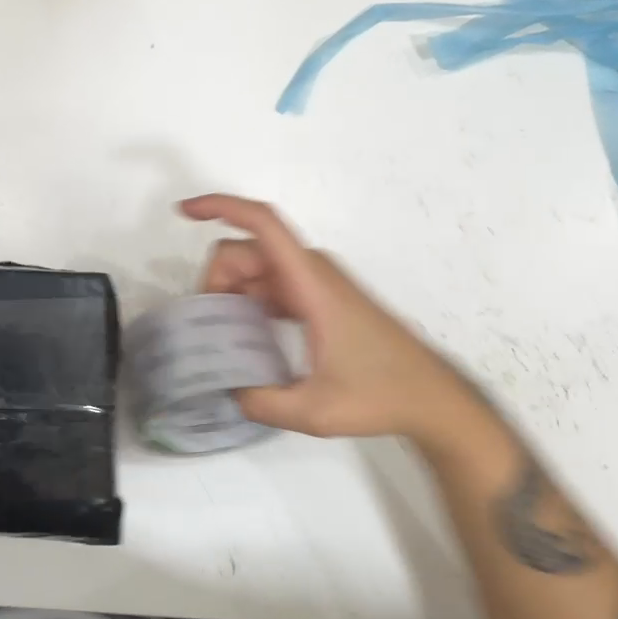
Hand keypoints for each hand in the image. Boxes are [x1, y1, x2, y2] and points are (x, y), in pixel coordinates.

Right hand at [179, 195, 484, 445]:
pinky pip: (268, 284)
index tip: (184, 212)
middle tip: (209, 329)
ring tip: (225, 340)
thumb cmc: (381, 395)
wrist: (433, 399)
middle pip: (243, 251)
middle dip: (214, 280)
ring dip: (229, 294)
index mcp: (310, 283)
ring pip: (253, 268)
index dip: (220, 207)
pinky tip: (245, 338)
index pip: (263, 224)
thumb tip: (227, 391)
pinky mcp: (318, 297)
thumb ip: (261, 403)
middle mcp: (311, 271)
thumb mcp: (315, 412)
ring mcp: (315, 283)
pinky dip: (247, 302)